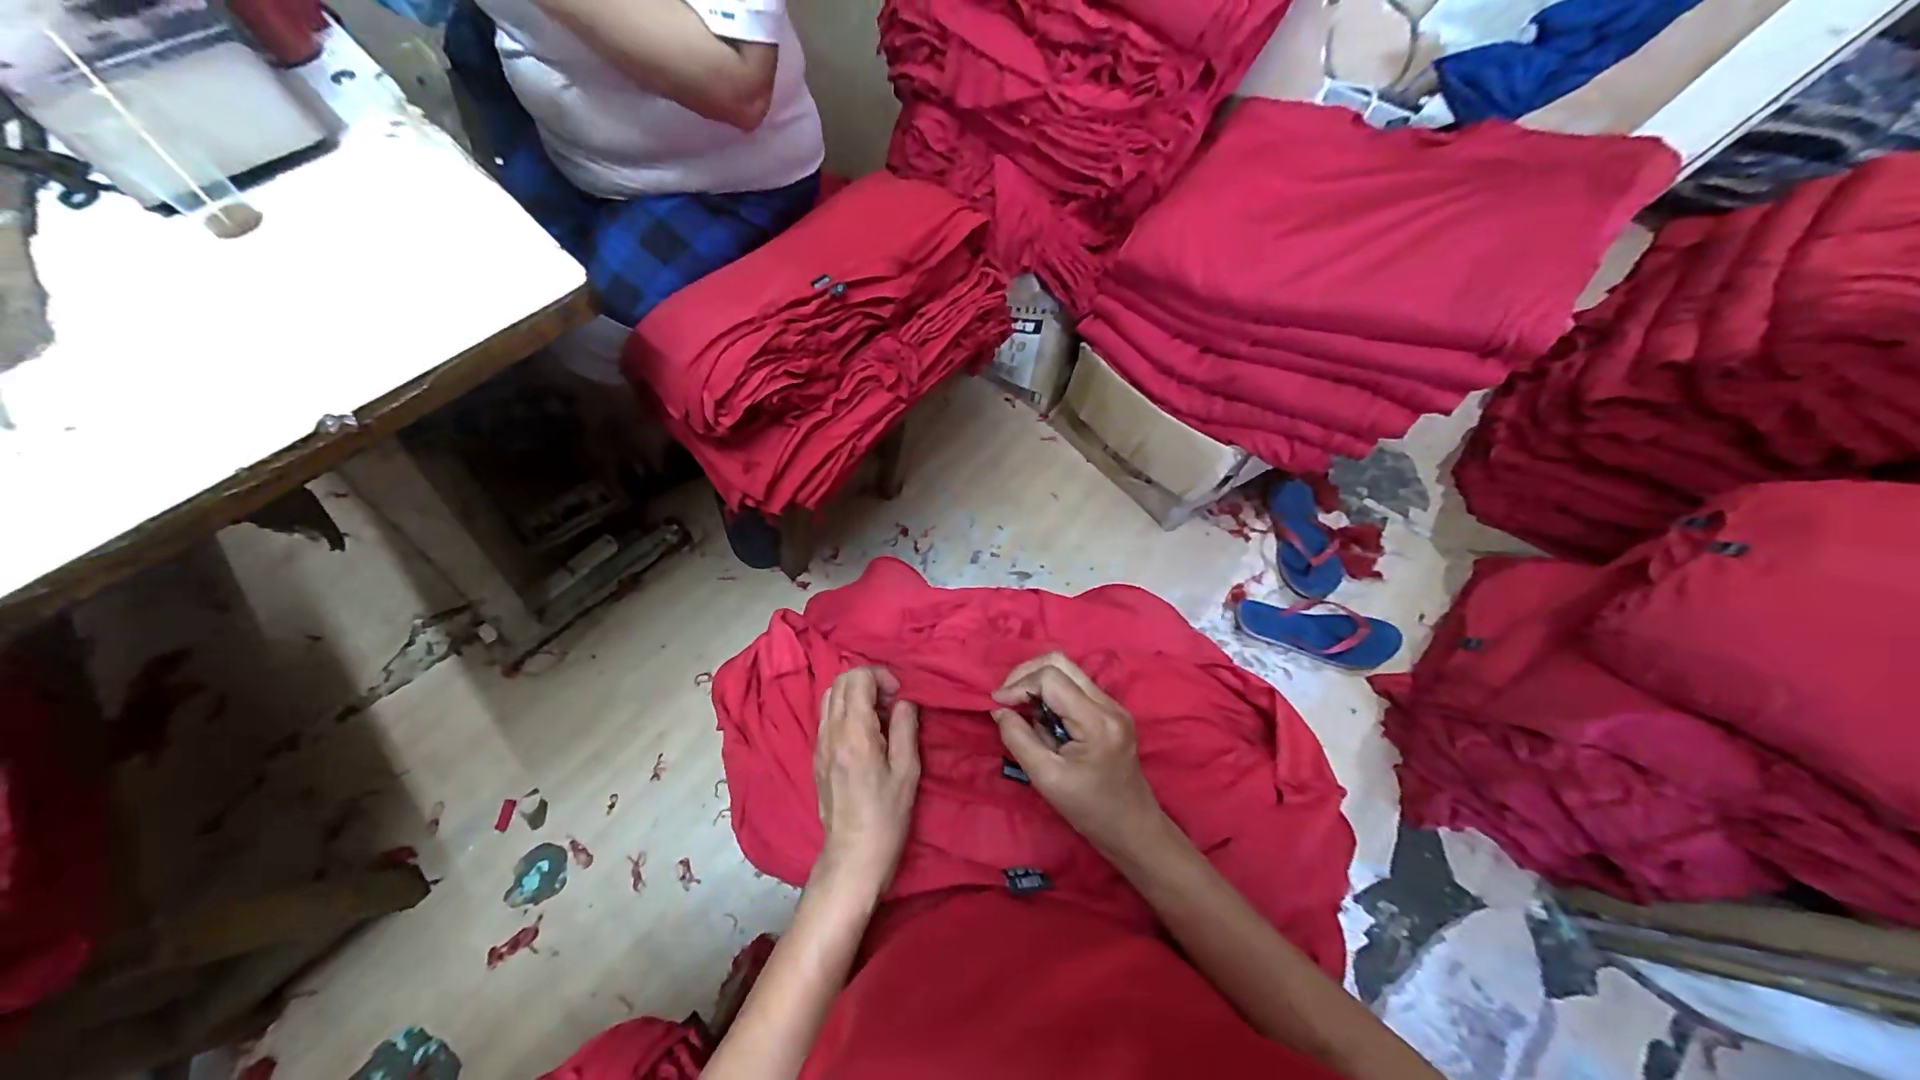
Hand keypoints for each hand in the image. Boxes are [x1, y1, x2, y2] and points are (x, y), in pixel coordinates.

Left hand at [813, 666, 919, 895]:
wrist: (853, 855)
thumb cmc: (887, 815)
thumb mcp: (908, 770)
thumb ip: (906, 727)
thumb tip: (904, 701)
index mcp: (854, 733)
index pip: (858, 678)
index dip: (882, 676)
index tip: (901, 695)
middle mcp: (831, 732)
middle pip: (841, 681)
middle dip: (869, 681)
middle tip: (892, 702)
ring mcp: (819, 744)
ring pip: (830, 696)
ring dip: (855, 694)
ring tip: (879, 715)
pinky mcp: (817, 756)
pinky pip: (827, 716)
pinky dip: (846, 710)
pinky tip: (865, 732)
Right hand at [991, 652, 1166, 854]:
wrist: (1131, 827)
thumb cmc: (1088, 809)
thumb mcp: (1045, 777)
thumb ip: (1018, 738)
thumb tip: (999, 709)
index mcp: (1097, 720)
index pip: (1051, 678)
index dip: (1019, 685)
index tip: (998, 705)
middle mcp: (1109, 704)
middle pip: (1060, 662)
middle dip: (1026, 675)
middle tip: (1006, 699)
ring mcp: (1113, 705)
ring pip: (1068, 671)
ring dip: (1038, 683)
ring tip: (1022, 710)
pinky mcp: (1110, 711)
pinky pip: (1075, 687)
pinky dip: (1052, 693)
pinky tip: (1041, 717)